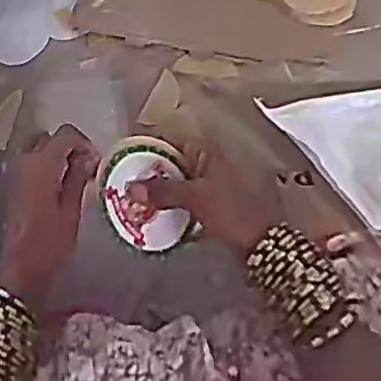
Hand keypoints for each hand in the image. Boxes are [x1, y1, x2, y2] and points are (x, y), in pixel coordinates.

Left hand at [0, 125, 98, 302]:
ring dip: (55, 155)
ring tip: (73, 176)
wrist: (20, 270)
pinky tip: (57, 184)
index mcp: (41, 165)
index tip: (96, 161)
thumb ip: (78, 177)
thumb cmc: (50, 244)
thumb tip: (88, 157)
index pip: (65, 135)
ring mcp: (14, 172)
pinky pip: (29, 162)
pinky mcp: (10, 184)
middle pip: (50, 138)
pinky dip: (44, 164)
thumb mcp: (71, 210)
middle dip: (69, 147)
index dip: (83, 143)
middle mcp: (24, 161)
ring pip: (38, 148)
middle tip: (86, 167)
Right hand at [128, 135, 279, 256]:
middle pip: (167, 159)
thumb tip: (130, 188)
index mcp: (203, 150)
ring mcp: (205, 182)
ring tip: (130, 197)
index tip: (122, 153)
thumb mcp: (195, 198)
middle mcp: (203, 161)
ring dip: (154, 189)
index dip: (146, 143)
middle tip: (121, 178)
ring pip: (172, 180)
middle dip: (146, 169)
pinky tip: (149, 213)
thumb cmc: (230, 211)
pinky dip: (165, 203)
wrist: (260, 243)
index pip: (168, 137)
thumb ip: (163, 191)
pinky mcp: (205, 203)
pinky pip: (178, 197)